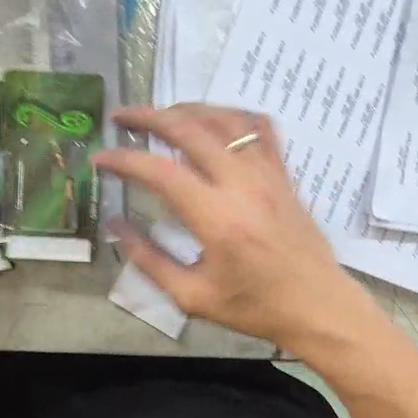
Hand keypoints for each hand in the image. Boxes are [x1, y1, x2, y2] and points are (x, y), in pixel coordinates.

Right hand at [94, 104, 381, 354]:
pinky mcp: (283, 173)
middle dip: (149, 117)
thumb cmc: (254, 308)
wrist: (318, 306)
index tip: (100, 159)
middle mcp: (242, 185)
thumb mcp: (193, 296)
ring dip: (187, 109)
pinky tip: (213, 121)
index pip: (160, 172)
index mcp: (217, 219)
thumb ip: (151, 260)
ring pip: (225, 119)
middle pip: (191, 129)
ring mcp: (267, 174)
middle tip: (121, 119)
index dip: (124, 160)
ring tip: (161, 116)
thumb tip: (117, 225)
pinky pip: (258, 127)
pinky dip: (231, 116)